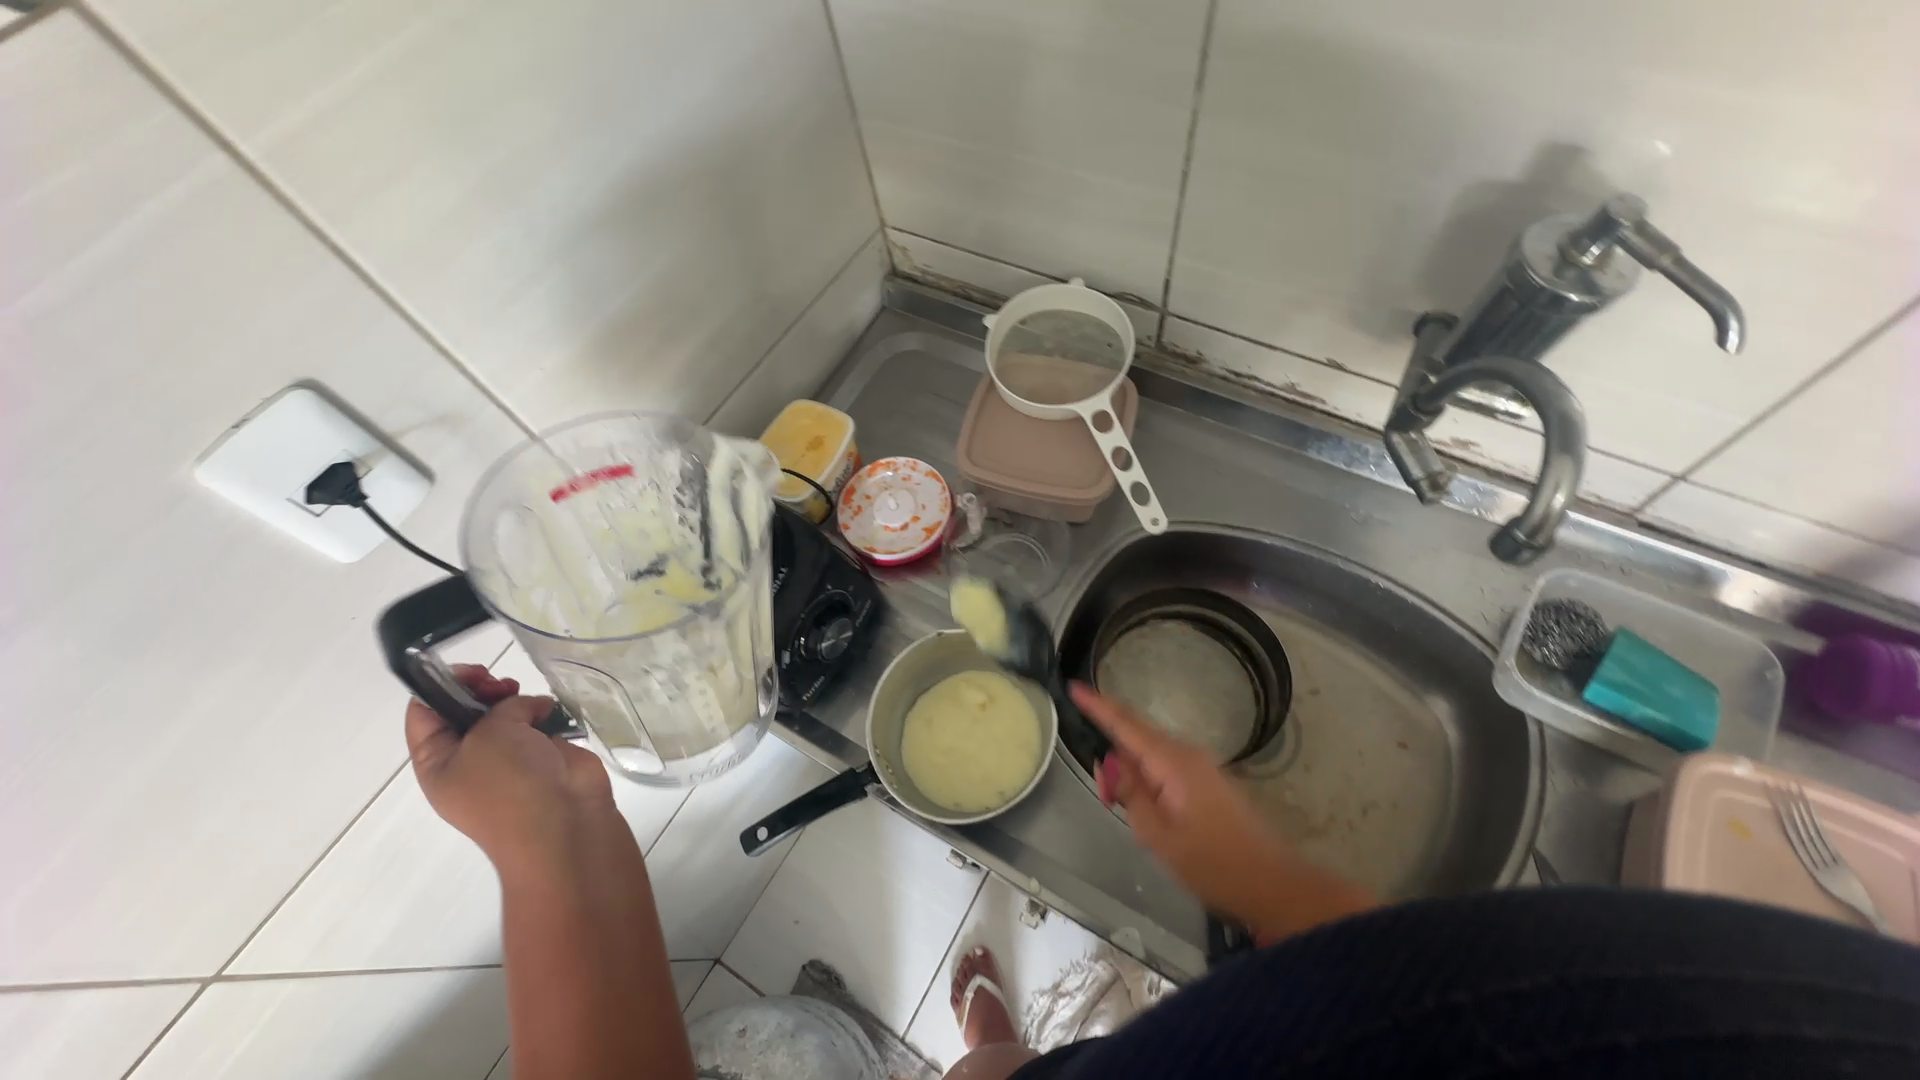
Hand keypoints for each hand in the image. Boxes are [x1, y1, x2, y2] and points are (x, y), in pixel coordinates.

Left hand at [405, 665, 614, 872]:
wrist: (563, 823)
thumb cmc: (510, 783)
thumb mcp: (488, 735)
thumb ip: (499, 706)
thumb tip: (528, 707)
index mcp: (438, 763)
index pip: (425, 713)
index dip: (444, 685)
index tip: (474, 671)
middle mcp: (469, 760)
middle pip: (466, 710)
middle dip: (483, 689)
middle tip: (501, 684)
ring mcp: (509, 759)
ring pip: (505, 715)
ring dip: (515, 699)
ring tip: (529, 699)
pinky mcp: (545, 757)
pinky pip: (539, 724)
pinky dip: (545, 711)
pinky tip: (551, 709)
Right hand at [1072, 682, 1296, 922]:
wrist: (1274, 884)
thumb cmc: (1214, 864)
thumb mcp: (1158, 836)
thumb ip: (1130, 795)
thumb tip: (1111, 763)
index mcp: (1173, 763)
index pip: (1126, 725)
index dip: (1098, 706)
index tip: (1074, 687)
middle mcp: (1189, 755)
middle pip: (1139, 734)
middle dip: (1111, 744)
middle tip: (1095, 777)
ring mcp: (1202, 767)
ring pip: (1153, 752)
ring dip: (1130, 766)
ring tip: (1117, 797)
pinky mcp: (1209, 782)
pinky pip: (1167, 766)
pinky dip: (1147, 775)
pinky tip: (1143, 800)